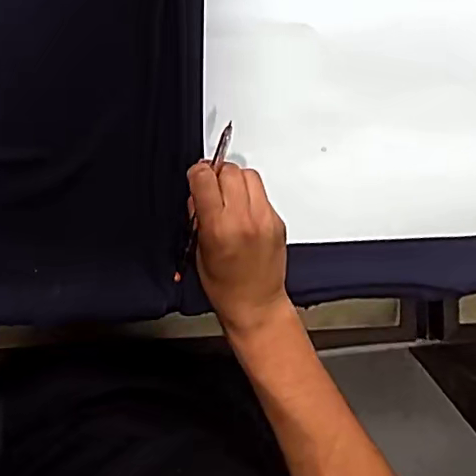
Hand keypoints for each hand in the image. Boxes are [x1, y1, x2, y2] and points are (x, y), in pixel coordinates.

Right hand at [188, 157, 291, 335]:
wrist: (256, 305)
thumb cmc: (224, 285)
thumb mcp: (197, 248)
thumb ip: (197, 213)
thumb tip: (199, 188)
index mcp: (218, 227)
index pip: (205, 177)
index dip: (198, 173)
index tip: (196, 178)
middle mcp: (244, 220)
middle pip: (229, 170)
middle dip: (217, 174)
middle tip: (212, 188)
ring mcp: (265, 219)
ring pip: (249, 174)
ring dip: (236, 180)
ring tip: (230, 197)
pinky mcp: (278, 220)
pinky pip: (262, 192)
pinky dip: (251, 194)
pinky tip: (244, 210)